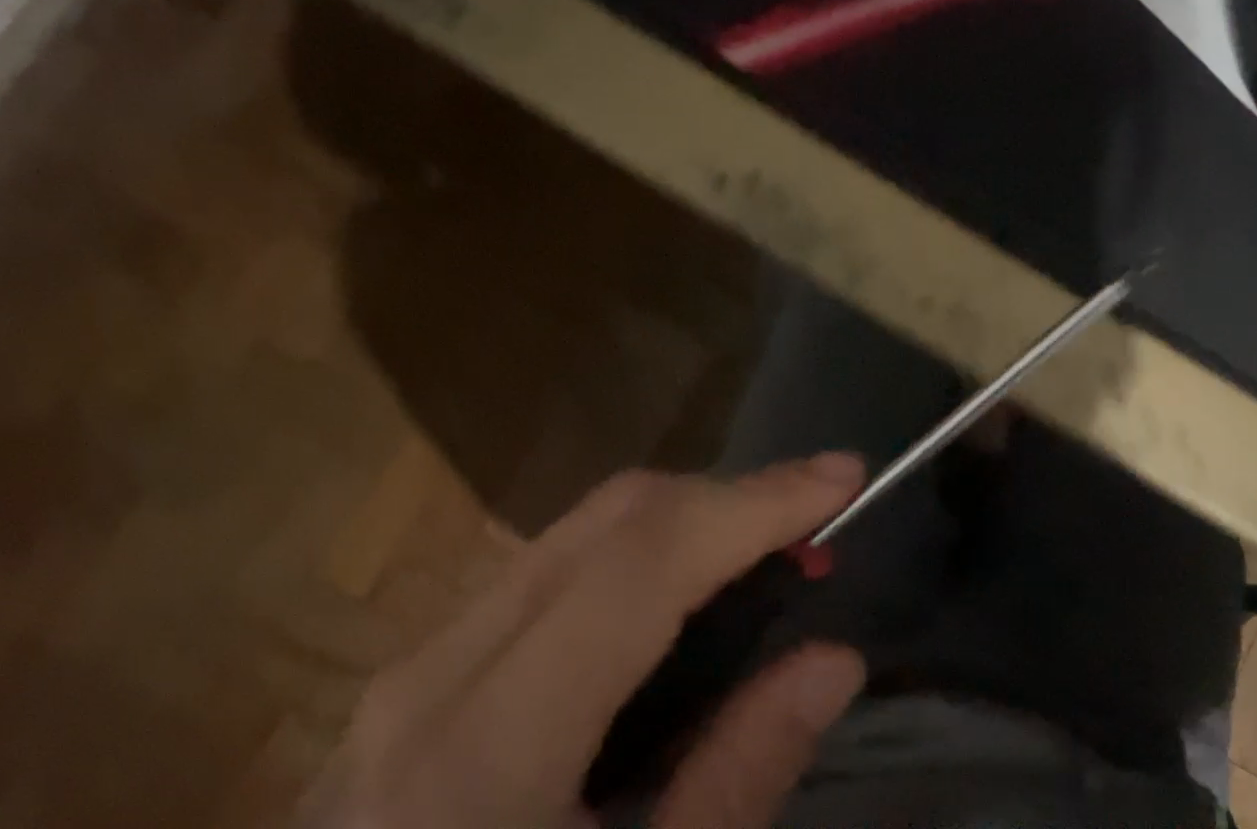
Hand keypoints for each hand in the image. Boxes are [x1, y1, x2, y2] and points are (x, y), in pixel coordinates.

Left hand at [301, 454, 870, 828]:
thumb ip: (736, 779)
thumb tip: (834, 660)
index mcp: (483, 751)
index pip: (642, 565)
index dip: (755, 504)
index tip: (845, 477)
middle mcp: (434, 678)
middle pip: (607, 522)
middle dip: (729, 499)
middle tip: (819, 519)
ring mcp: (411, 672)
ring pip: (575, 536)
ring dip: (685, 525)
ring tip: (766, 557)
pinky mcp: (414, 682)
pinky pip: (546, 576)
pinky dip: (634, 562)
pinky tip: (679, 607)